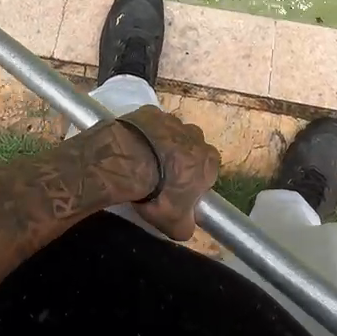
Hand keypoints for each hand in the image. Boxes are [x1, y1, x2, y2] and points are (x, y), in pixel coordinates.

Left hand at [116, 105, 220, 240]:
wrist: (127, 161)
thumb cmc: (159, 193)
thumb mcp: (177, 225)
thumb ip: (187, 224)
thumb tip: (185, 224)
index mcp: (208, 160)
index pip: (209, 169)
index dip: (195, 180)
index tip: (181, 190)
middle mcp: (194, 135)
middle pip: (191, 147)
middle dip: (180, 158)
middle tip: (162, 176)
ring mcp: (171, 119)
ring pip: (170, 132)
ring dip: (161, 143)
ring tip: (143, 160)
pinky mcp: (148, 110)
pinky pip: (149, 122)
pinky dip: (143, 131)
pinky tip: (132, 144)